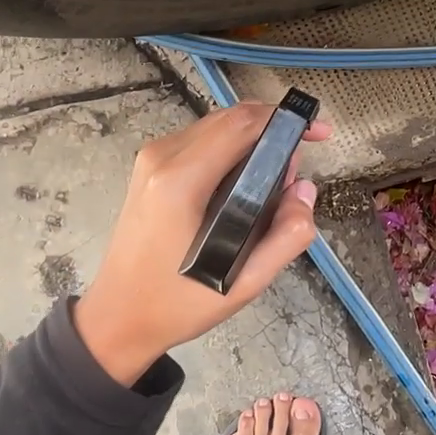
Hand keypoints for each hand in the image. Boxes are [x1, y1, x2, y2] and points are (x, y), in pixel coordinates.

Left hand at [74, 103, 331, 384]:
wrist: (118, 317)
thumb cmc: (178, 304)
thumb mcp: (244, 283)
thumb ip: (287, 236)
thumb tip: (305, 190)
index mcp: (182, 182)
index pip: (242, 123)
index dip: (287, 119)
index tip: (318, 132)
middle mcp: (162, 159)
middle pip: (230, 117)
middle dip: (274, 130)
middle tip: (293, 173)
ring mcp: (151, 160)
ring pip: (216, 124)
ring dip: (253, 139)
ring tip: (273, 181)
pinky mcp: (150, 168)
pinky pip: (201, 139)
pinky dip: (232, 147)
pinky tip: (244, 181)